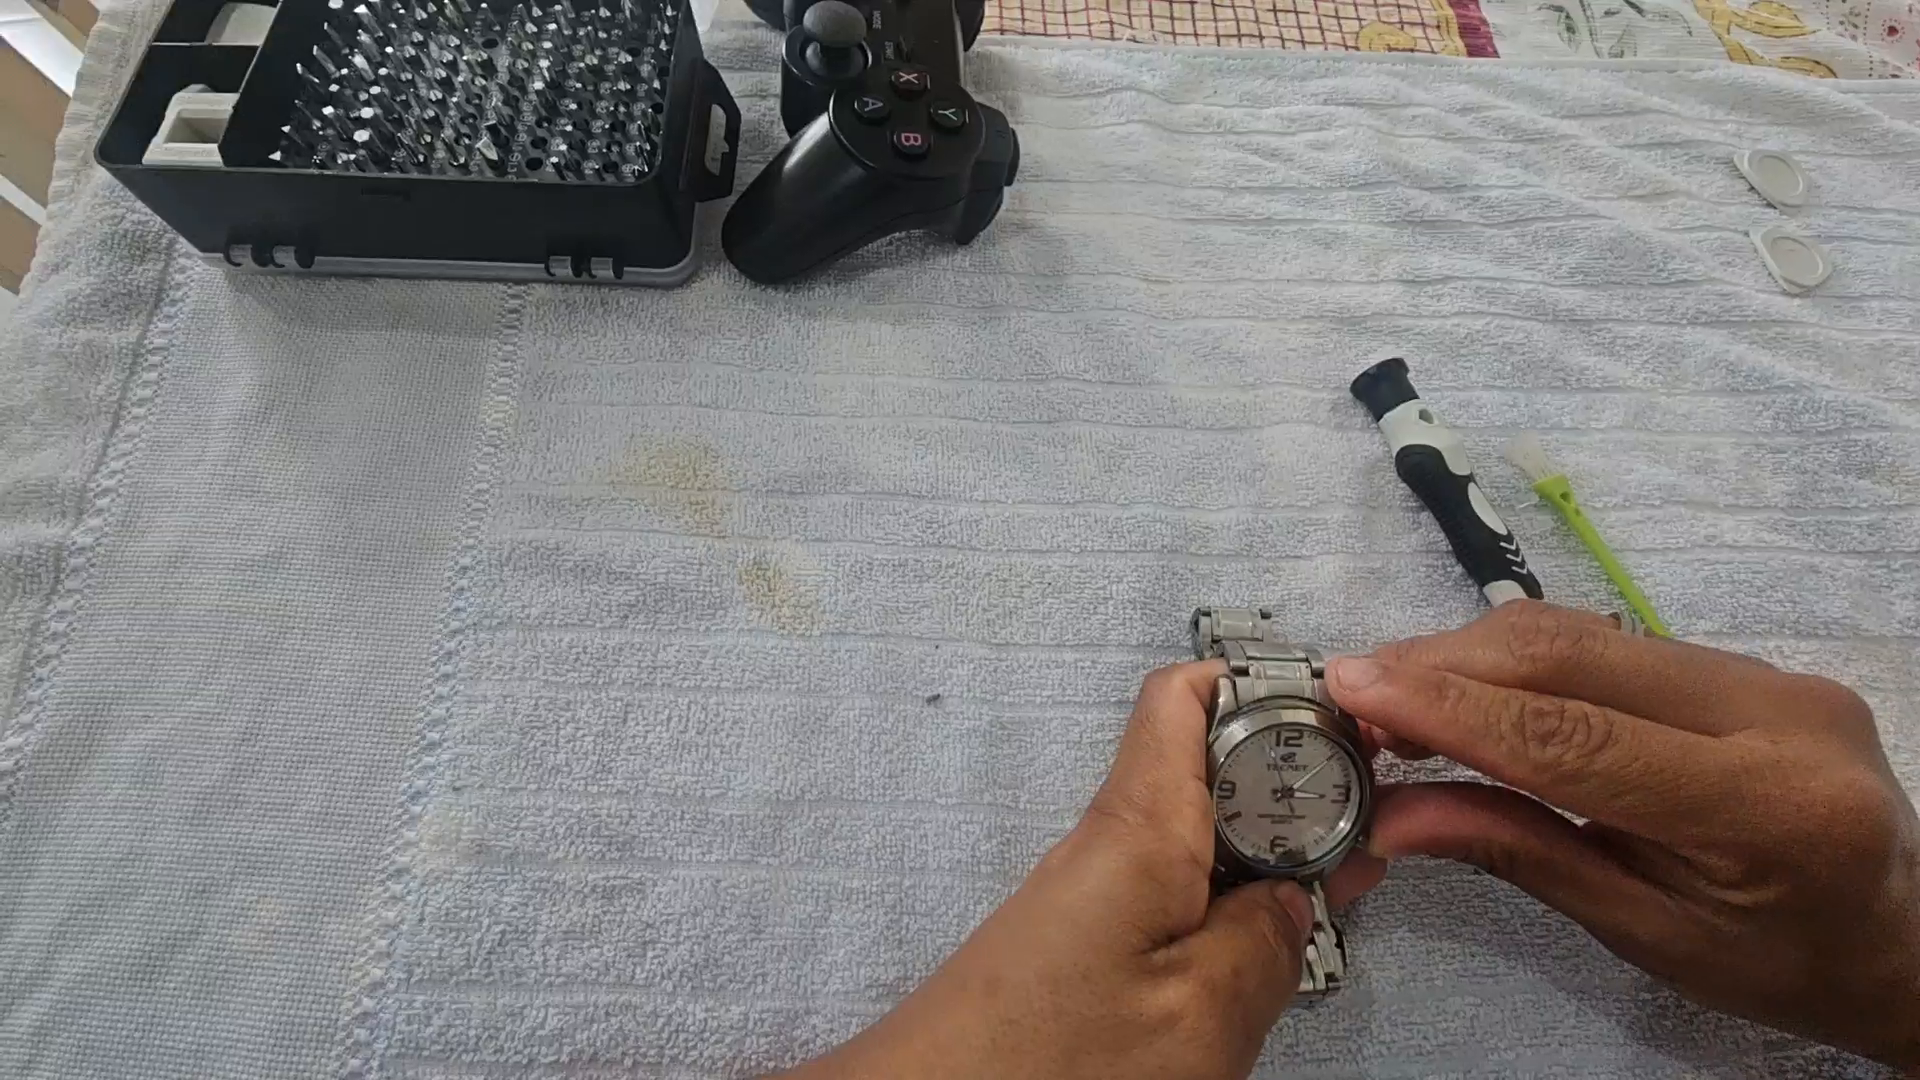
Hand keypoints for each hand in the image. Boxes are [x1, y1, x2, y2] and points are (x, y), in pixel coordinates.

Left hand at [775, 661, 1384, 1079]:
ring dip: (1260, 835)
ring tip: (1331, 871)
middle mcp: (1112, 830)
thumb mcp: (1197, 1017)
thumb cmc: (1058, 1058)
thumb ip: (1262, 944)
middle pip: (1197, 755)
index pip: (1177, 696)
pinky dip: (1225, 884)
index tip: (1320, 709)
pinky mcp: (1090, 916)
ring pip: (1192, 819)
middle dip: (1279, 770)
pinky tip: (1264, 922)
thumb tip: (1295, 894)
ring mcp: (1098, 873)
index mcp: (1140, 822)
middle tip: (1357, 809)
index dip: (1248, 683)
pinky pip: (1170, 874)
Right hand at [1326, 601, 1919, 1070]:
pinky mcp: (1726, 654)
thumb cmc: (1774, 958)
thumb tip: (1383, 816)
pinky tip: (1455, 683)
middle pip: (1557, 657)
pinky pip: (1582, 634)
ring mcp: (1755, 670)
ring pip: (1560, 631)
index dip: (1444, 705)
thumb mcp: (1638, 929)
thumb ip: (1510, 850)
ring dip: (1455, 654)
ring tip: (1389, 694)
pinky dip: (1495, 654)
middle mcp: (1772, 714)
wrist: (1908, 934)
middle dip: (1433, 667)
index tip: (1347, 686)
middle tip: (1352, 695)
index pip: (1568, 737)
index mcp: (1769, 810)